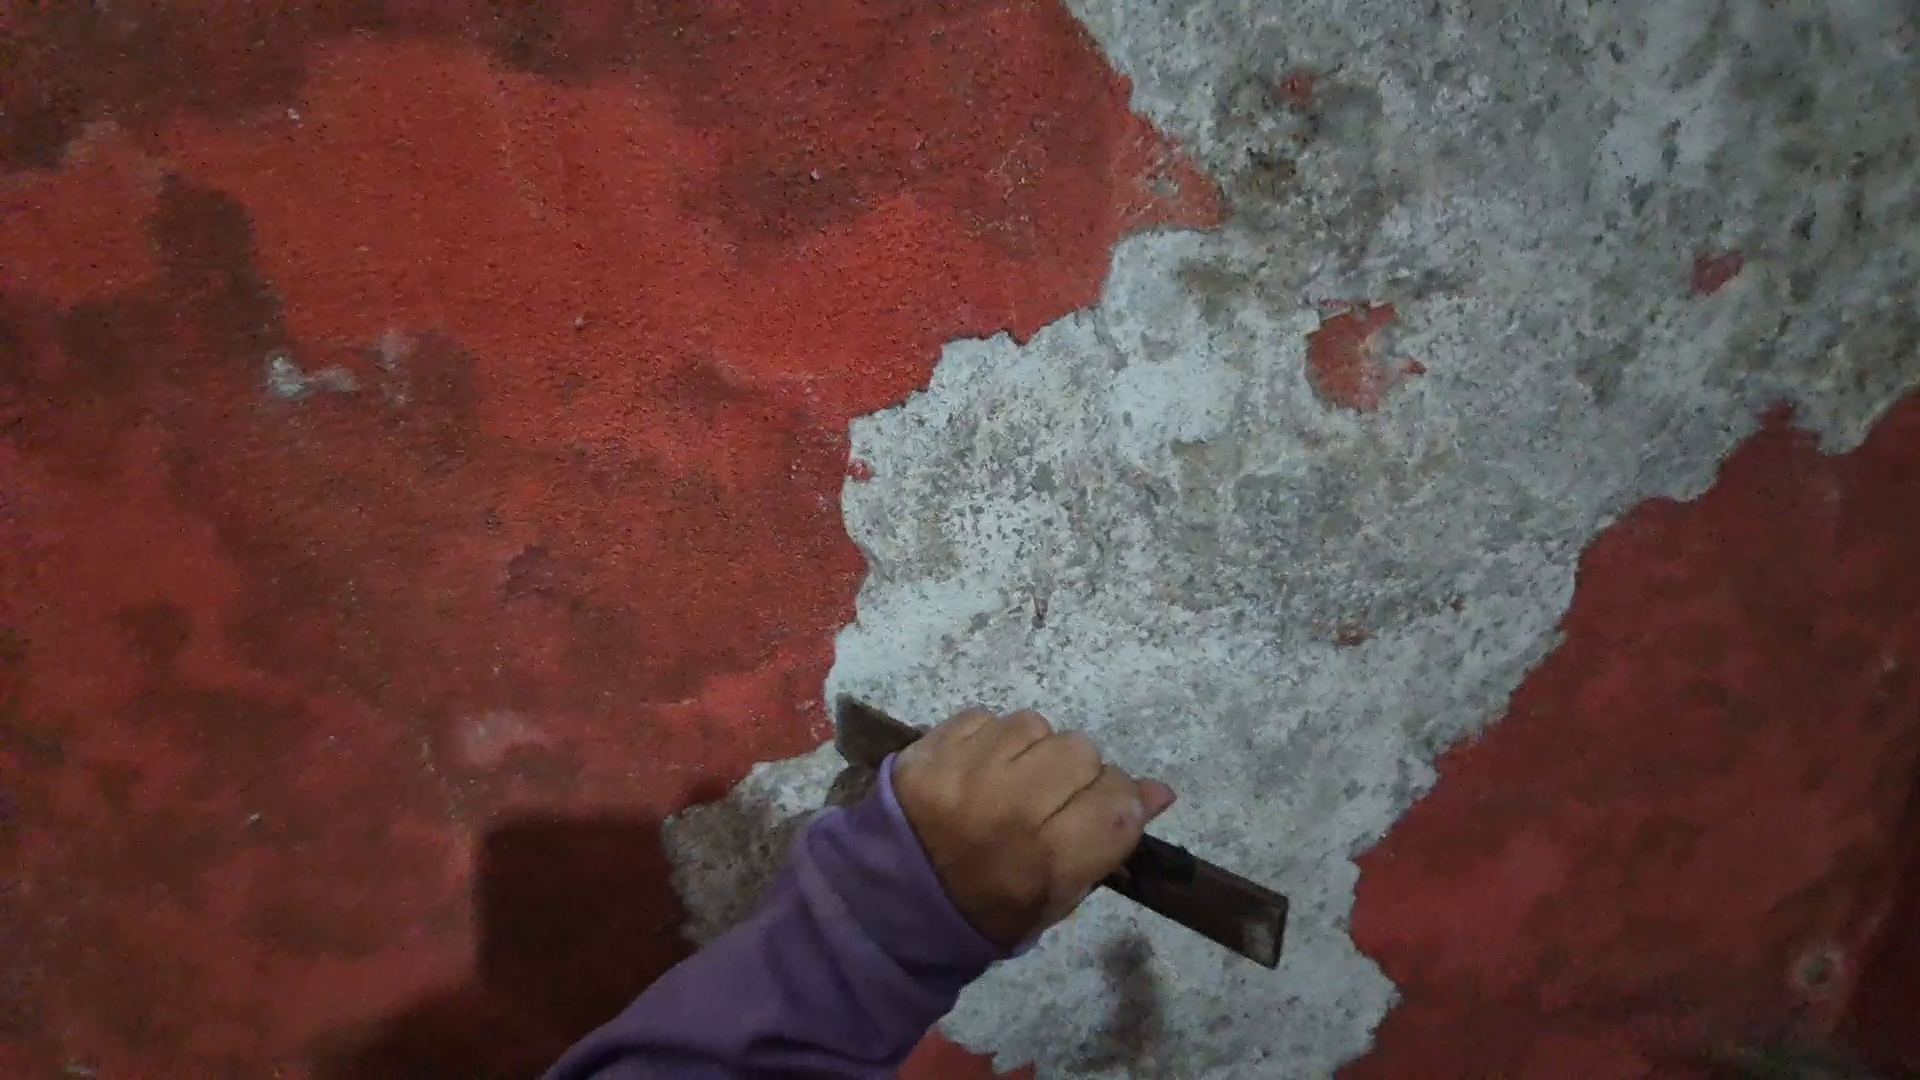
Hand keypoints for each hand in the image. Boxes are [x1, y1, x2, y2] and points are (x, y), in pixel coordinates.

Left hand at [891, 708, 1175, 947]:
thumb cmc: (985, 908)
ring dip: (1032, 748)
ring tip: (1010, 778)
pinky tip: (977, 766)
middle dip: (1076, 772)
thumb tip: (1160, 792)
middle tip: (1052, 795)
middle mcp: (1009, 807)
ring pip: (1035, 724)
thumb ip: (1108, 843)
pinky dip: (989, 737)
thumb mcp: (1055, 897)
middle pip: (1080, 752)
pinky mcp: (931, 746)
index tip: (1104, 808)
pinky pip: (986, 716)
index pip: (1117, 804)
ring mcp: (965, 770)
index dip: (1121, 801)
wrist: (892, 897)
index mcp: (1043, 862)